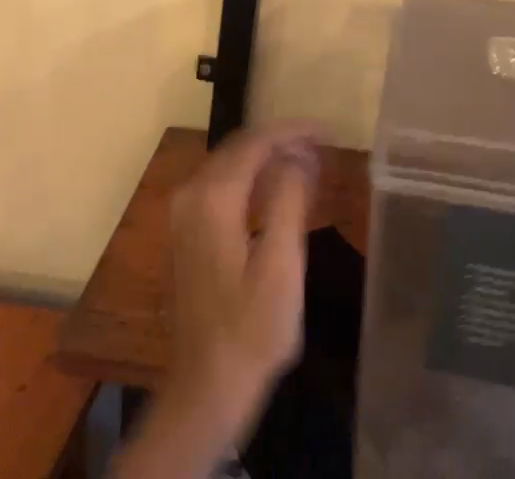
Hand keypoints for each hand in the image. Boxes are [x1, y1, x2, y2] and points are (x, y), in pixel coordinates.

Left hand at [111, 127, 319, 478]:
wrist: (207, 384)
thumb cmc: (252, 330)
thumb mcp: (282, 266)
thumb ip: (288, 201)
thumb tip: (300, 155)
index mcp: (212, 199)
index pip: (254, 143)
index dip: (293, 131)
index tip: (330, 132)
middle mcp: (190, 195)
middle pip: (239, 148)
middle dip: (282, 140)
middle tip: (325, 146)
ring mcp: (183, 214)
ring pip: (229, 165)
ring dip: (268, 157)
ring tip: (311, 162)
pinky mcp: (187, 231)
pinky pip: (222, 185)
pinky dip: (252, 178)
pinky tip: (279, 190)